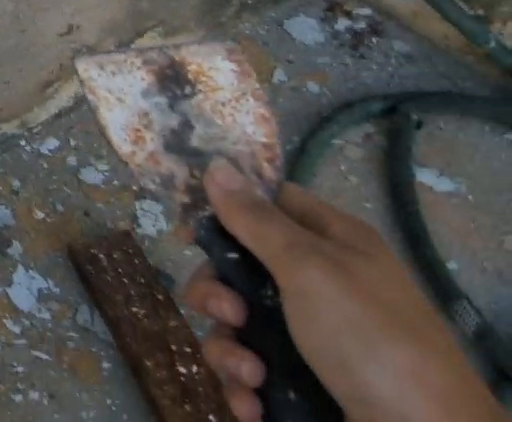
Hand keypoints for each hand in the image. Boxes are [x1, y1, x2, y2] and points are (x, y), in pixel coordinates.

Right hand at [183, 160, 503, 421]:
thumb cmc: (371, 339)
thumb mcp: (310, 268)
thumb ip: (256, 219)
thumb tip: (216, 163)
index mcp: (333, 244)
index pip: (269, 204)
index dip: (225, 211)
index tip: (190, 234)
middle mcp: (320, 283)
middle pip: (236, 268)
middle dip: (215, 295)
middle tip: (229, 316)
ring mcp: (310, 334)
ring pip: (233, 322)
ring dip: (227, 348)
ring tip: (249, 374)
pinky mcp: (300, 376)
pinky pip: (246, 365)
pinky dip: (240, 383)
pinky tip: (251, 399)